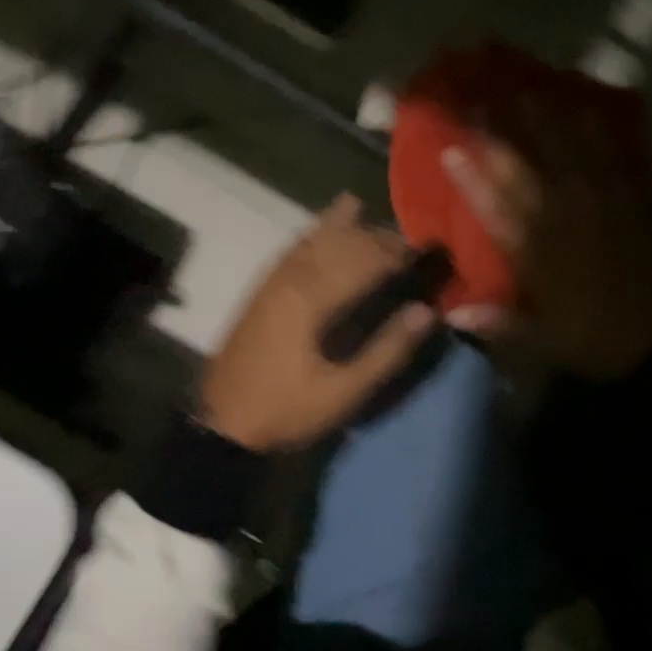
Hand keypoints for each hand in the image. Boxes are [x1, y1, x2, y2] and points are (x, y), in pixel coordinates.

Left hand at [200, 194, 437, 450]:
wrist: (222, 422)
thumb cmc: (286, 409)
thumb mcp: (344, 391)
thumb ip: (386, 350)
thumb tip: (426, 311)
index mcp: (312, 298)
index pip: (365, 259)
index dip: (399, 255)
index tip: (429, 260)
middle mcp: (291, 277)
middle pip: (342, 242)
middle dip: (379, 239)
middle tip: (412, 250)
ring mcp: (272, 281)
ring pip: (316, 239)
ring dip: (350, 230)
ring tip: (380, 231)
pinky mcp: (261, 290)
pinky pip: (293, 248)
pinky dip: (315, 233)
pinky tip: (328, 228)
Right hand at [441, 96, 651, 379]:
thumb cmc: (600, 341)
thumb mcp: (544, 342)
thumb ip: (499, 322)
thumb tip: (450, 311)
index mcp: (538, 254)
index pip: (495, 207)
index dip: (471, 177)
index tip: (450, 148)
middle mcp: (564, 218)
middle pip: (527, 168)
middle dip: (501, 134)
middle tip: (481, 101)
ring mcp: (601, 203)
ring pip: (569, 152)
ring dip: (546, 121)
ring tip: (528, 90)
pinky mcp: (634, 200)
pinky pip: (612, 157)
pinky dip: (597, 133)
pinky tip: (587, 111)